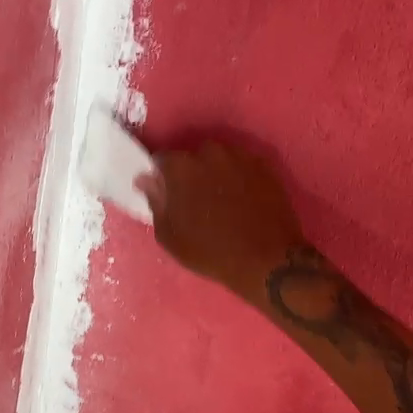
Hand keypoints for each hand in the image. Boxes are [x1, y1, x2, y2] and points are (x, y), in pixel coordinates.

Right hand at [135, 141, 306, 300]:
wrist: (266, 260)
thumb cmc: (210, 251)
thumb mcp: (169, 235)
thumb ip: (155, 201)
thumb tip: (146, 179)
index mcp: (181, 167)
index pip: (161, 160)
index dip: (161, 177)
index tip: (165, 194)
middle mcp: (210, 152)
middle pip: (192, 157)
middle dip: (189, 173)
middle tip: (194, 200)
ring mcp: (240, 157)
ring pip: (218, 159)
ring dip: (214, 173)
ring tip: (220, 200)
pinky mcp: (264, 166)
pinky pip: (241, 166)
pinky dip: (237, 177)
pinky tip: (241, 200)